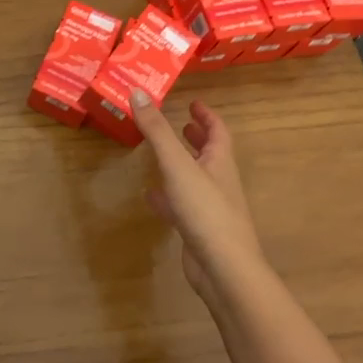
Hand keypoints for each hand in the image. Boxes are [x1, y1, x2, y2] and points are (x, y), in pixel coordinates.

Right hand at [131, 90, 263, 297]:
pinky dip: (168, 196)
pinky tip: (151, 195)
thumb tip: (138, 92)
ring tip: (160, 154)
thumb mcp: (177, 164)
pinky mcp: (199, 230)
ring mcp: (210, 208)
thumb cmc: (206, 210)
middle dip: (197, 138)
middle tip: (180, 124)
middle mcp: (219, 182)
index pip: (218, 132)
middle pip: (211, 154)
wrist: (224, 270)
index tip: (193, 103)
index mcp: (220, 163)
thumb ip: (157, 130)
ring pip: (195, 179)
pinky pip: (182, 206)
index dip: (207, 116)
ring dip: (182, 165)